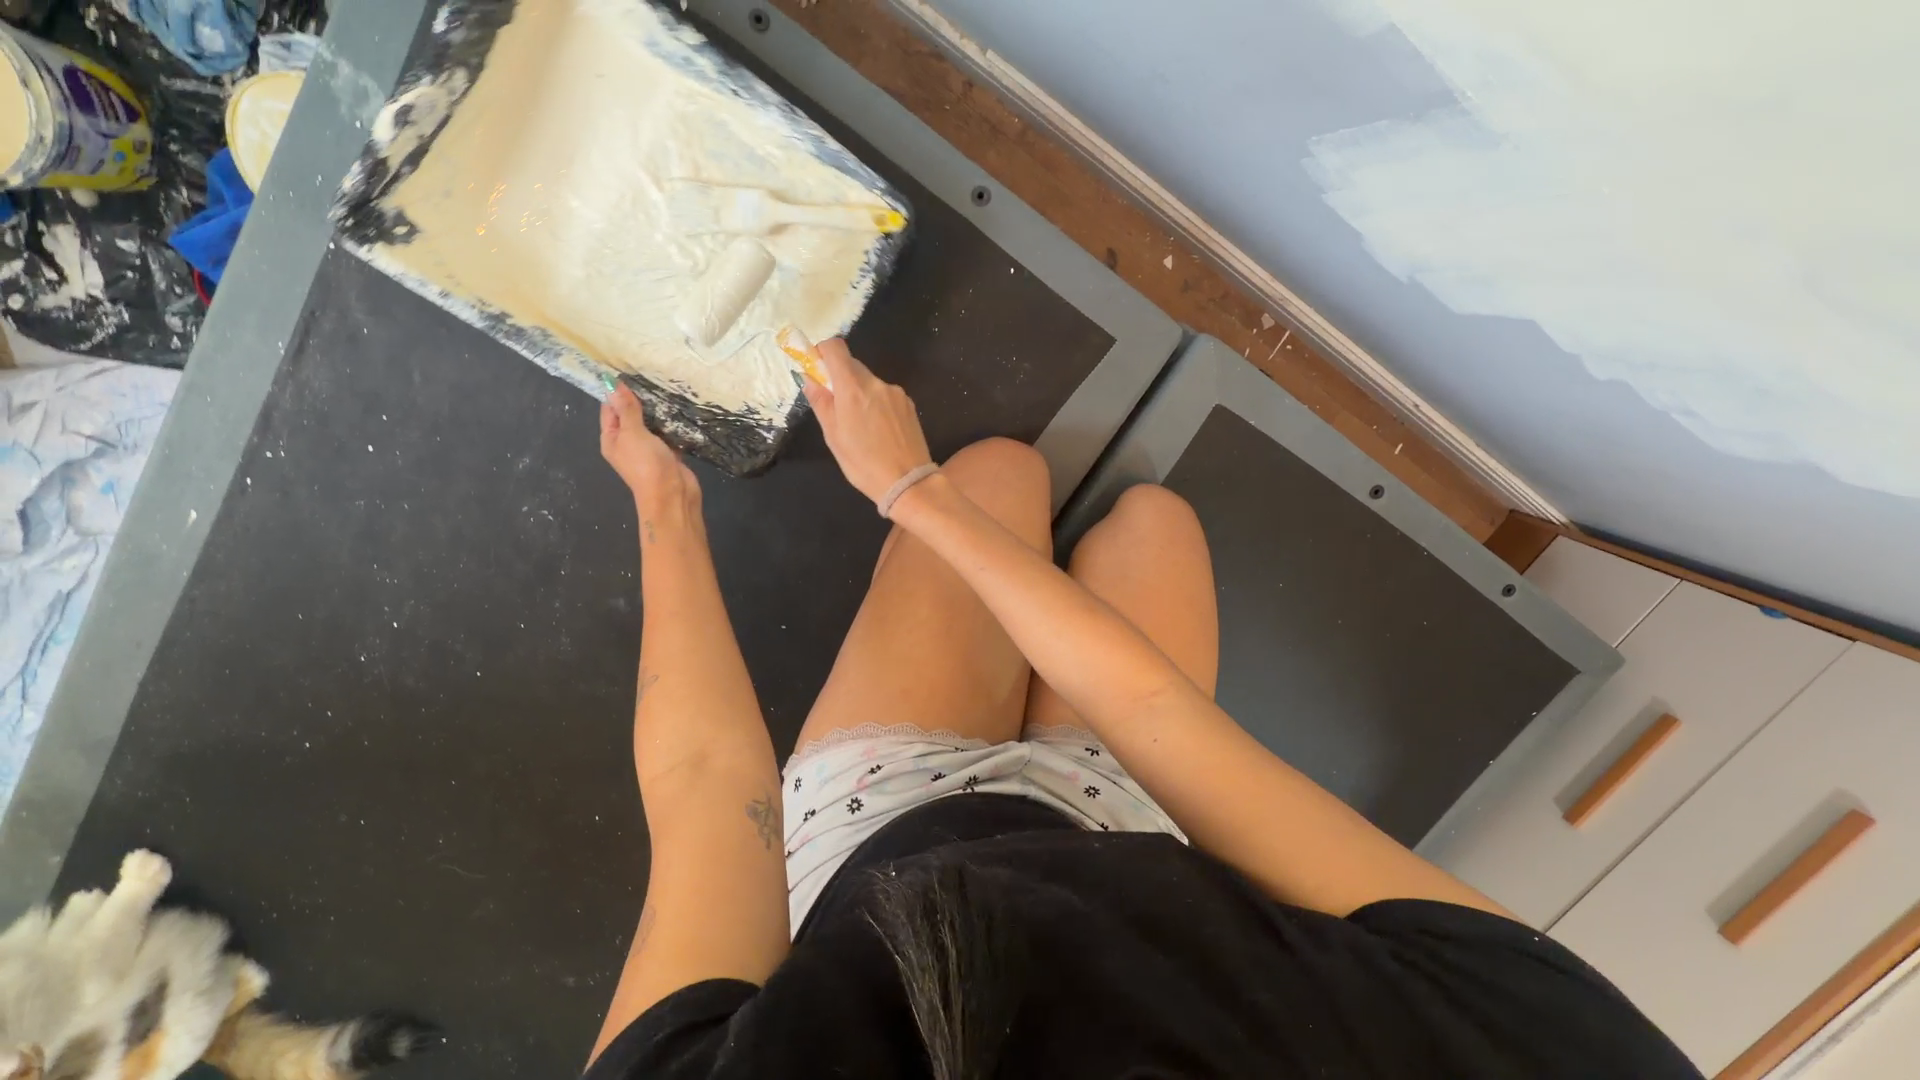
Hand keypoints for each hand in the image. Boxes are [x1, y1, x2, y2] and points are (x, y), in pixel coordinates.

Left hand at [601, 382, 700, 534]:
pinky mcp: (668, 453)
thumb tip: (612, 383)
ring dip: (659, 411)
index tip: (628, 370)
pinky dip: (673, 424)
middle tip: (652, 375)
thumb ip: (626, 408)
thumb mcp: (633, 432)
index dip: (616, 391)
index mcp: (612, 438)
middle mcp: (628, 443)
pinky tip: (680, 409)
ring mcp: (649, 449)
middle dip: (641, 399)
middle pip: (631, 415)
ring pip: (652, 424)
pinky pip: (668, 434)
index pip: (610, 409)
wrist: (672, 495)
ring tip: (667, 388)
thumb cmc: (646, 464)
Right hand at [803, 339, 933, 503]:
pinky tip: (878, 430)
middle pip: (852, 365)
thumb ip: (820, 402)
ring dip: (859, 393)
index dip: (822, 353)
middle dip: (839, 378)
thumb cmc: (863, 464)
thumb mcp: (833, 436)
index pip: (835, 348)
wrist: (909, 482)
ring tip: (859, 426)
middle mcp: (876, 383)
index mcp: (853, 388)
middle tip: (834, 406)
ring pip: (869, 382)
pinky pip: (885, 395)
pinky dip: (876, 403)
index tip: (816, 370)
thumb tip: (809, 377)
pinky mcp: (908, 404)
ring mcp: (896, 393)